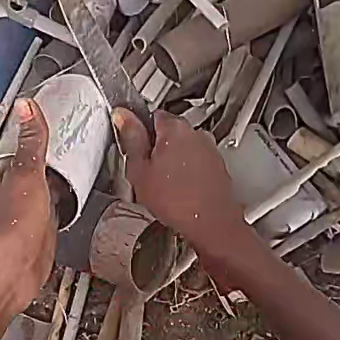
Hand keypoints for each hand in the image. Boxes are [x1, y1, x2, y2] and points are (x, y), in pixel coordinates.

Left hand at [0, 98, 55, 339]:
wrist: (12, 272)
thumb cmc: (10, 227)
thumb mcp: (27, 175)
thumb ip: (32, 144)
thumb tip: (26, 107)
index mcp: (9, 176)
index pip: (24, 147)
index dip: (36, 133)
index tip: (49, 117)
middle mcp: (18, 195)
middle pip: (36, 169)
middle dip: (50, 157)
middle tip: (67, 139)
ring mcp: (31, 216)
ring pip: (47, 190)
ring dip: (58, 181)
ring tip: (74, 166)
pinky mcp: (44, 235)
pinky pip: (56, 213)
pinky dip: (64, 205)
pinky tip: (72, 203)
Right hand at [112, 108, 256, 263]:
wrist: (211, 224)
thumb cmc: (177, 201)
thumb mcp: (140, 170)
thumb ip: (131, 139)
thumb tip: (123, 117)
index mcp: (174, 128)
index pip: (151, 114)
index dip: (138, 132)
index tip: (133, 146)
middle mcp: (196, 133)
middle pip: (168, 132)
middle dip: (155, 147)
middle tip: (145, 171)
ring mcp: (209, 149)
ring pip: (182, 148)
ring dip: (172, 161)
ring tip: (161, 185)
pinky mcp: (217, 166)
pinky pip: (195, 162)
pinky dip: (186, 172)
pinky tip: (178, 191)